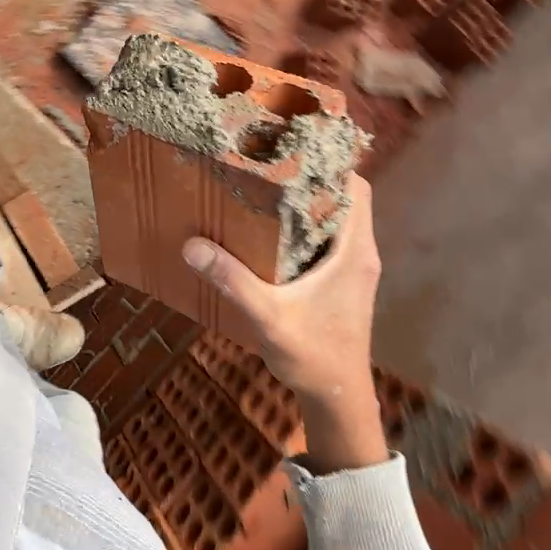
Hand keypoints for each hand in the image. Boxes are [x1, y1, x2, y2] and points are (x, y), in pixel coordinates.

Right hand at [182, 175, 387, 473]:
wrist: (337, 398)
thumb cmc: (312, 355)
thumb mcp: (268, 316)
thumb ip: (232, 280)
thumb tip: (191, 245)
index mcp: (354, 252)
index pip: (357, 189)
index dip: (330, 165)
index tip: (290, 151)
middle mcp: (359, 253)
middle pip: (343, 197)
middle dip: (309, 177)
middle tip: (265, 164)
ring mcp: (352, 268)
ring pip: (335, 218)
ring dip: (305, 202)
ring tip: (261, 187)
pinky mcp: (341, 282)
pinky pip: (326, 238)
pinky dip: (303, 225)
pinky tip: (268, 229)